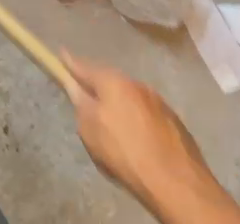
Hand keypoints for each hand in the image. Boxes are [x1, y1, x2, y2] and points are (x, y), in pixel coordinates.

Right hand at [62, 53, 239, 223]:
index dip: (70, 63)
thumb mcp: (89, 129)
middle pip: (111, 82)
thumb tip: (76, 87)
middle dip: (99, 89)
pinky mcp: (176, 124)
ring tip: (115, 129)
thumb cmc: (125, 153)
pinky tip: (137, 142)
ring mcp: (160, 104)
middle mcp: (138, 85)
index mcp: (114, 82)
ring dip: (121, 107)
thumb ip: (80, 103)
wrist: (178, 184)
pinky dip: (139, 122)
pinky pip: (148, 116)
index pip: (85, 67)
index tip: (60, 54)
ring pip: (131, 99)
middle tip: (88, 103)